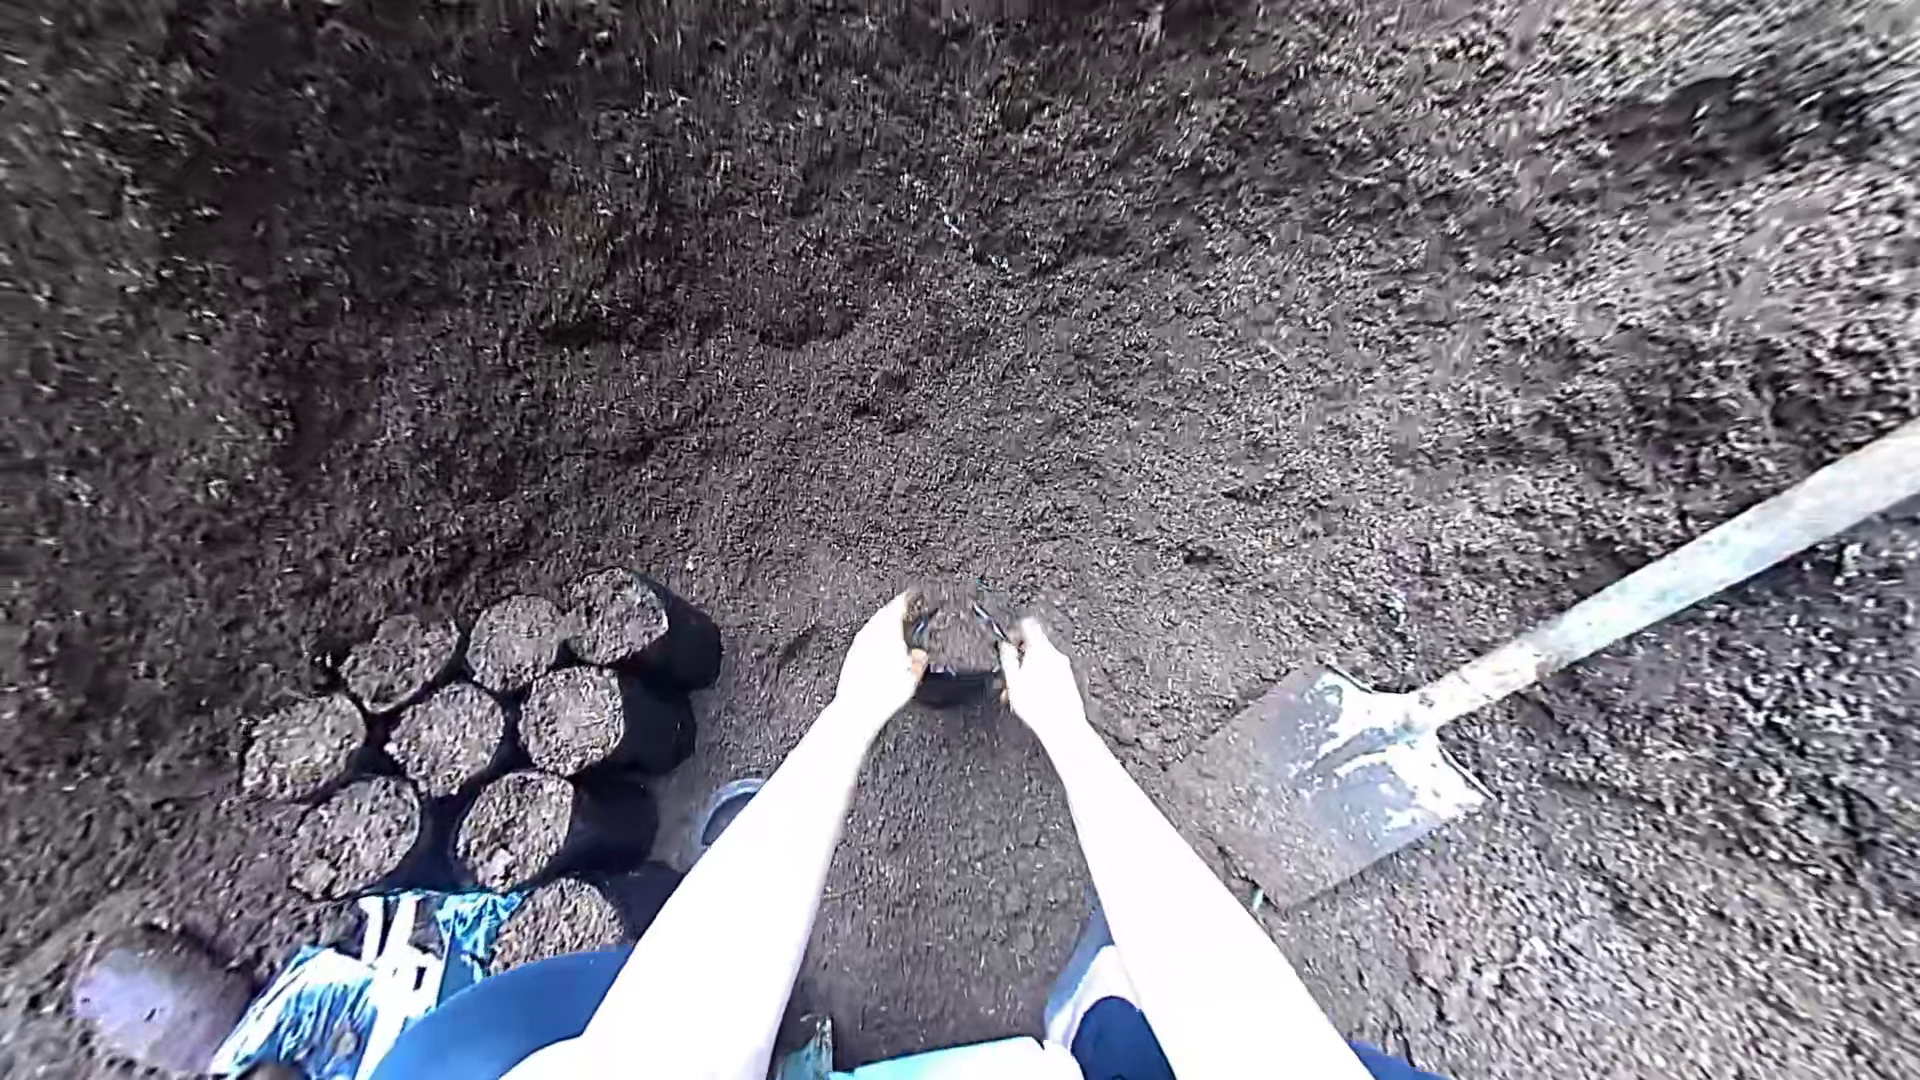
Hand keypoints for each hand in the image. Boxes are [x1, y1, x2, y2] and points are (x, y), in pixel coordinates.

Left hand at [831, 592, 928, 728]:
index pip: (898, 606)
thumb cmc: (883, 693)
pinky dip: (874, 635)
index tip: (912, 596)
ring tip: (893, 627)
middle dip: (895, 609)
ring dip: (884, 621)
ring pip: (873, 624)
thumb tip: (921, 654)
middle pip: (884, 613)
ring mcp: (860, 643)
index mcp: (888, 631)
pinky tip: (878, 645)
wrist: (858, 708)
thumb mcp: (914, 676)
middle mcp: (872, 633)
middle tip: (904, 609)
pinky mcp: (852, 653)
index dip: (907, 599)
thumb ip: (919, 659)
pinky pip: (865, 636)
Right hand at [997, 618, 1090, 744]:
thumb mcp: (1012, 681)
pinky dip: (1038, 678)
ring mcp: (1063, 666)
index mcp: (1040, 649)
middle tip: (1010, 672)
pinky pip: (1049, 670)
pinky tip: (1031, 695)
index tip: (1008, 643)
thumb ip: (1007, 657)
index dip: (1014, 631)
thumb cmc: (1039, 707)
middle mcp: (1054, 654)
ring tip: (1018, 690)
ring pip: (1041, 659)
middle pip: (1034, 644)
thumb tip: (1004, 645)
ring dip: (1027, 670)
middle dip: (1020, 656)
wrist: (1063, 727)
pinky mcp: (1068, 678)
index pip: (1027, 624)